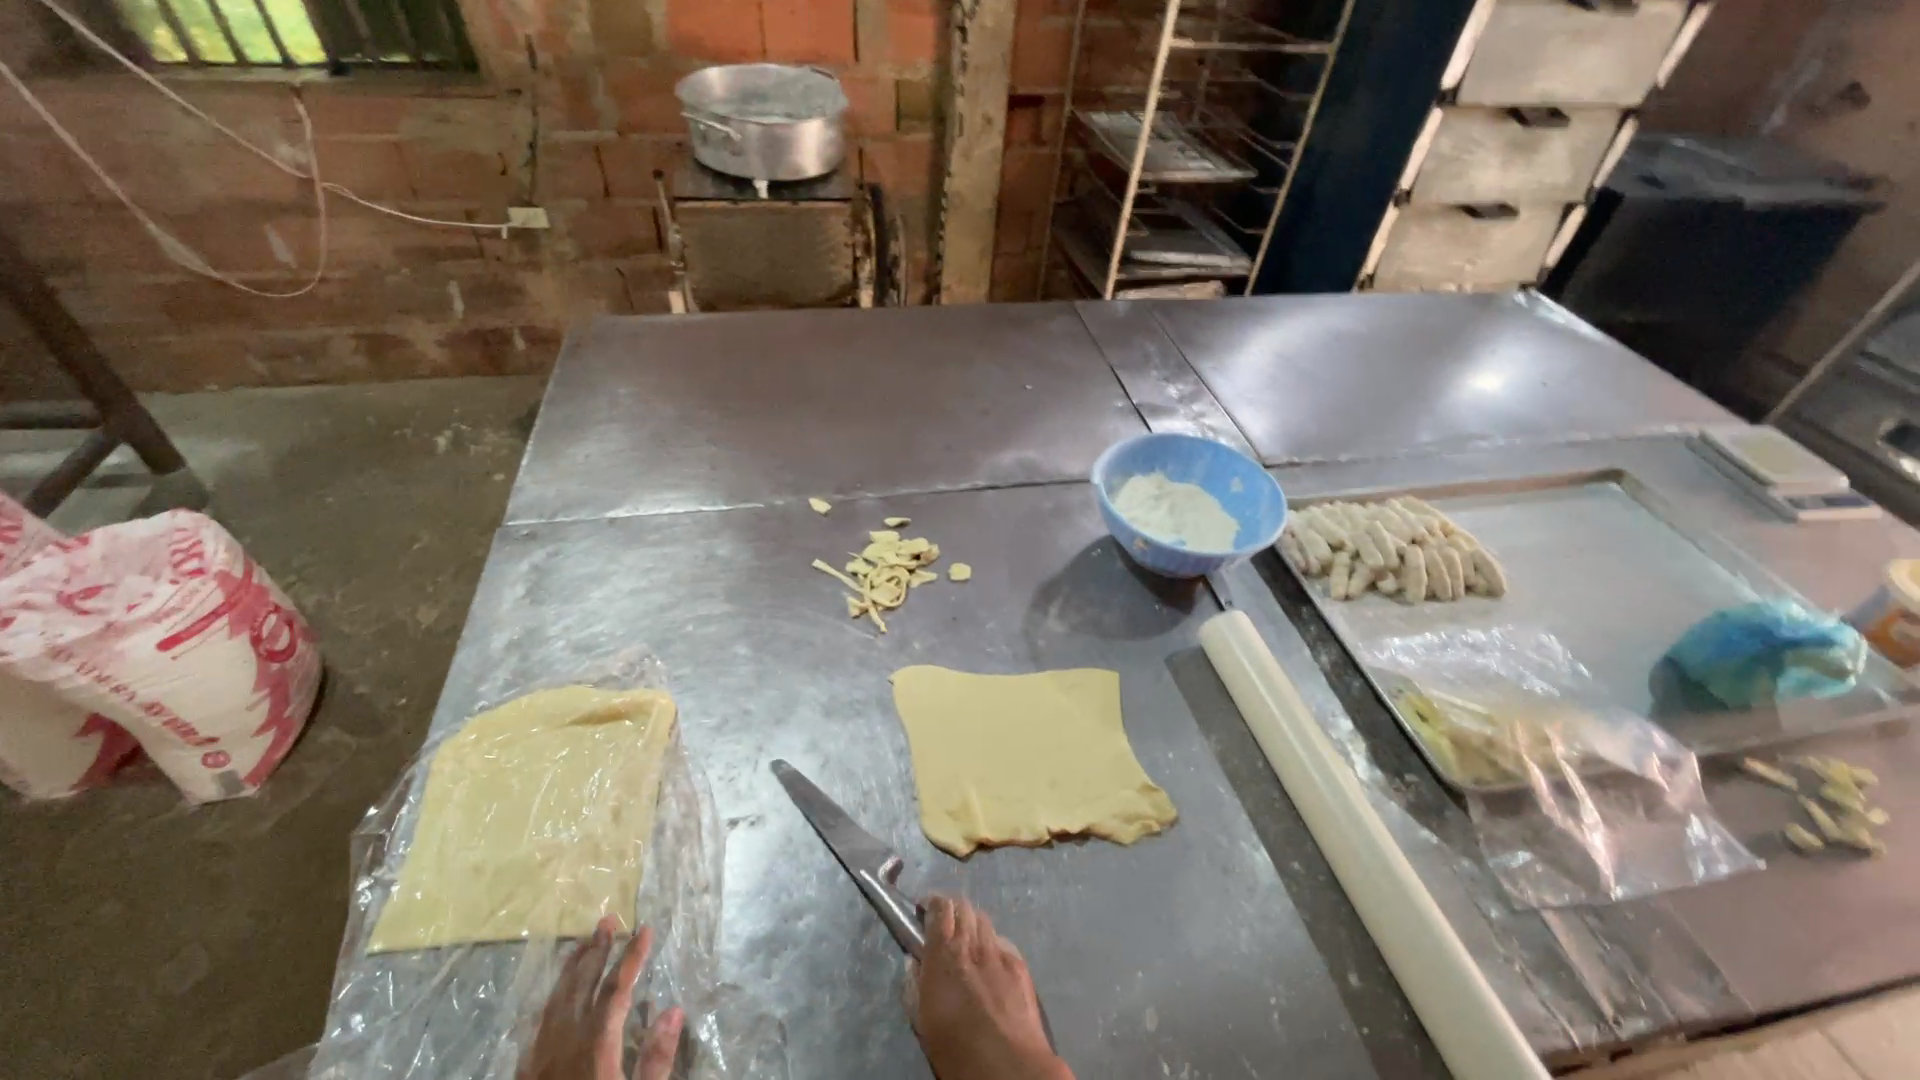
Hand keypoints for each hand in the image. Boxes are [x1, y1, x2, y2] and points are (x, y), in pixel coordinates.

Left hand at [518, 914, 683, 1079]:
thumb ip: (655, 1060)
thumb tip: (673, 1010)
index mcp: (595, 1051)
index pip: (616, 991)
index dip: (631, 957)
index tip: (646, 929)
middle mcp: (563, 1048)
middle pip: (580, 988)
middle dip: (597, 952)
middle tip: (608, 919)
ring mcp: (540, 1061)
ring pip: (554, 1003)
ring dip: (570, 970)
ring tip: (583, 943)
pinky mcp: (526, 1075)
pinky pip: (537, 1025)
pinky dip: (551, 999)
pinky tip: (555, 995)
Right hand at [907, 895, 1070, 1079]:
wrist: (1008, 1064)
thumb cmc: (956, 1048)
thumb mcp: (922, 1021)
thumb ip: (914, 986)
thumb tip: (914, 964)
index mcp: (943, 955)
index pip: (939, 908)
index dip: (931, 903)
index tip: (924, 909)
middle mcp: (971, 945)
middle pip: (964, 906)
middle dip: (952, 909)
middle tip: (944, 924)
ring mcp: (998, 952)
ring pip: (984, 920)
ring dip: (972, 924)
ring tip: (967, 941)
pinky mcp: (1019, 964)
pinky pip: (1002, 941)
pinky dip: (992, 943)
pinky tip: (990, 961)